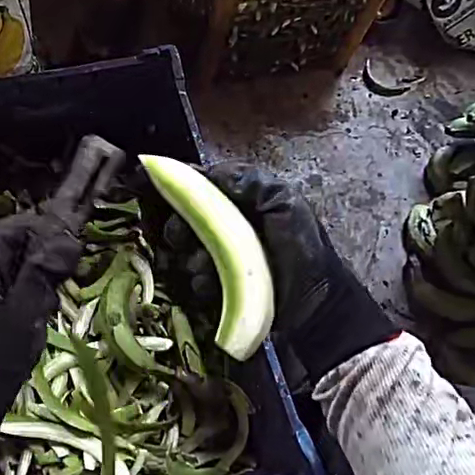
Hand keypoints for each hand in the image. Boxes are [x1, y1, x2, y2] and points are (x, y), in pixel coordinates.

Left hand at [0, 212, 81, 471]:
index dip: (35, 226)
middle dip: (35, 248)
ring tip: (56, 284)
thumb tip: (63, 236)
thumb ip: (41, 274)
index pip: (5, 231)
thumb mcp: (24, 314)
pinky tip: (37, 310)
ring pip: (1, 273)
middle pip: (2, 250)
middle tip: (65, 259)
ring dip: (29, 273)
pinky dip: (20, 294)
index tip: (64, 233)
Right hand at [197, 162, 396, 380]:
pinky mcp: (220, 287)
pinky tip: (211, 286)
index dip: (181, 187)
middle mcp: (227, 227)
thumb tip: (213, 172)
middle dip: (180, 229)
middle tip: (181, 238)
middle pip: (185, 221)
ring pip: (186, 253)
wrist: (315, 302)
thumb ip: (252, 183)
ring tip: (206, 267)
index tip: (159, 189)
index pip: (202, 187)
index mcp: (241, 202)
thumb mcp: (284, 204)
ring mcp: (221, 259)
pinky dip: (200, 282)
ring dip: (192, 259)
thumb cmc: (303, 248)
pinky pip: (196, 281)